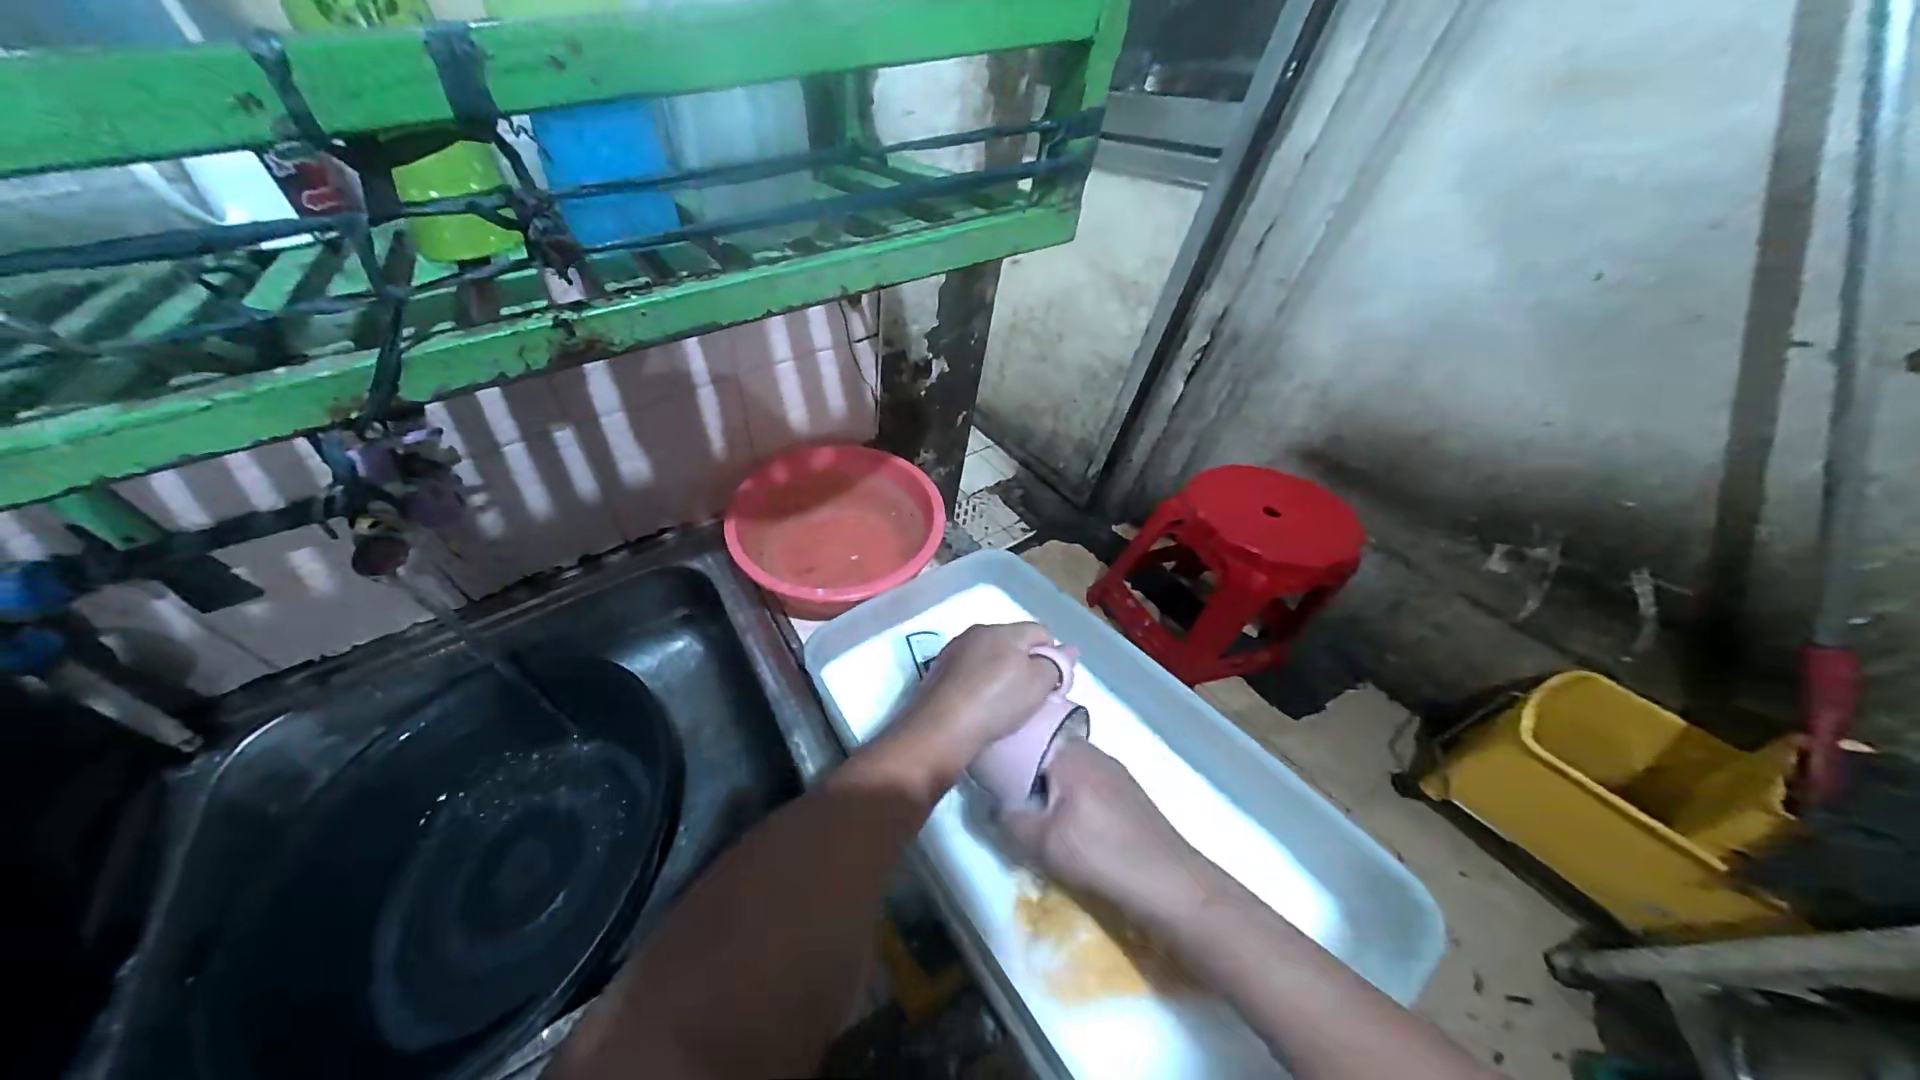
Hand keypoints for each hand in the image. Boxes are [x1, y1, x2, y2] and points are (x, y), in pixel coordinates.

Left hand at [854, 622, 1060, 799]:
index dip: (1052, 656)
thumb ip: (1056, 664)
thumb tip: (1067, 650)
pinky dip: (979, 684)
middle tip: (1030, 696)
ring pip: (989, 656)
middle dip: (1026, 664)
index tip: (1051, 685)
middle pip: (1013, 642)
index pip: (1041, 631)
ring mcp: (953, 651)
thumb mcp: (1038, 684)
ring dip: (1000, 674)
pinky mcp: (937, 672)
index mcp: (1003, 629)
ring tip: (1003, 705)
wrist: (939, 729)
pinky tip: (979, 707)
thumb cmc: (996, 702)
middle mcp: (976, 632)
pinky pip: (969, 672)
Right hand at [1001, 739, 1224, 931]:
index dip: (1006, 757)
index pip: (1027, 739)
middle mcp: (1096, 753)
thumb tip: (996, 805)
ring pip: (1070, 775)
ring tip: (1039, 821)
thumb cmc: (1099, 854)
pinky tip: (1073, 832)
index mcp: (1072, 752)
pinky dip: (1075, 804)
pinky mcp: (1131, 797)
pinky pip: (1090, 790)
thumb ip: (1010, 818)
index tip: (992, 779)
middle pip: (1049, 757)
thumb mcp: (1041, 841)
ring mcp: (1117, 774)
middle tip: (1012, 805)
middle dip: (1030, 778)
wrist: (1169, 885)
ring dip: (1053, 794)